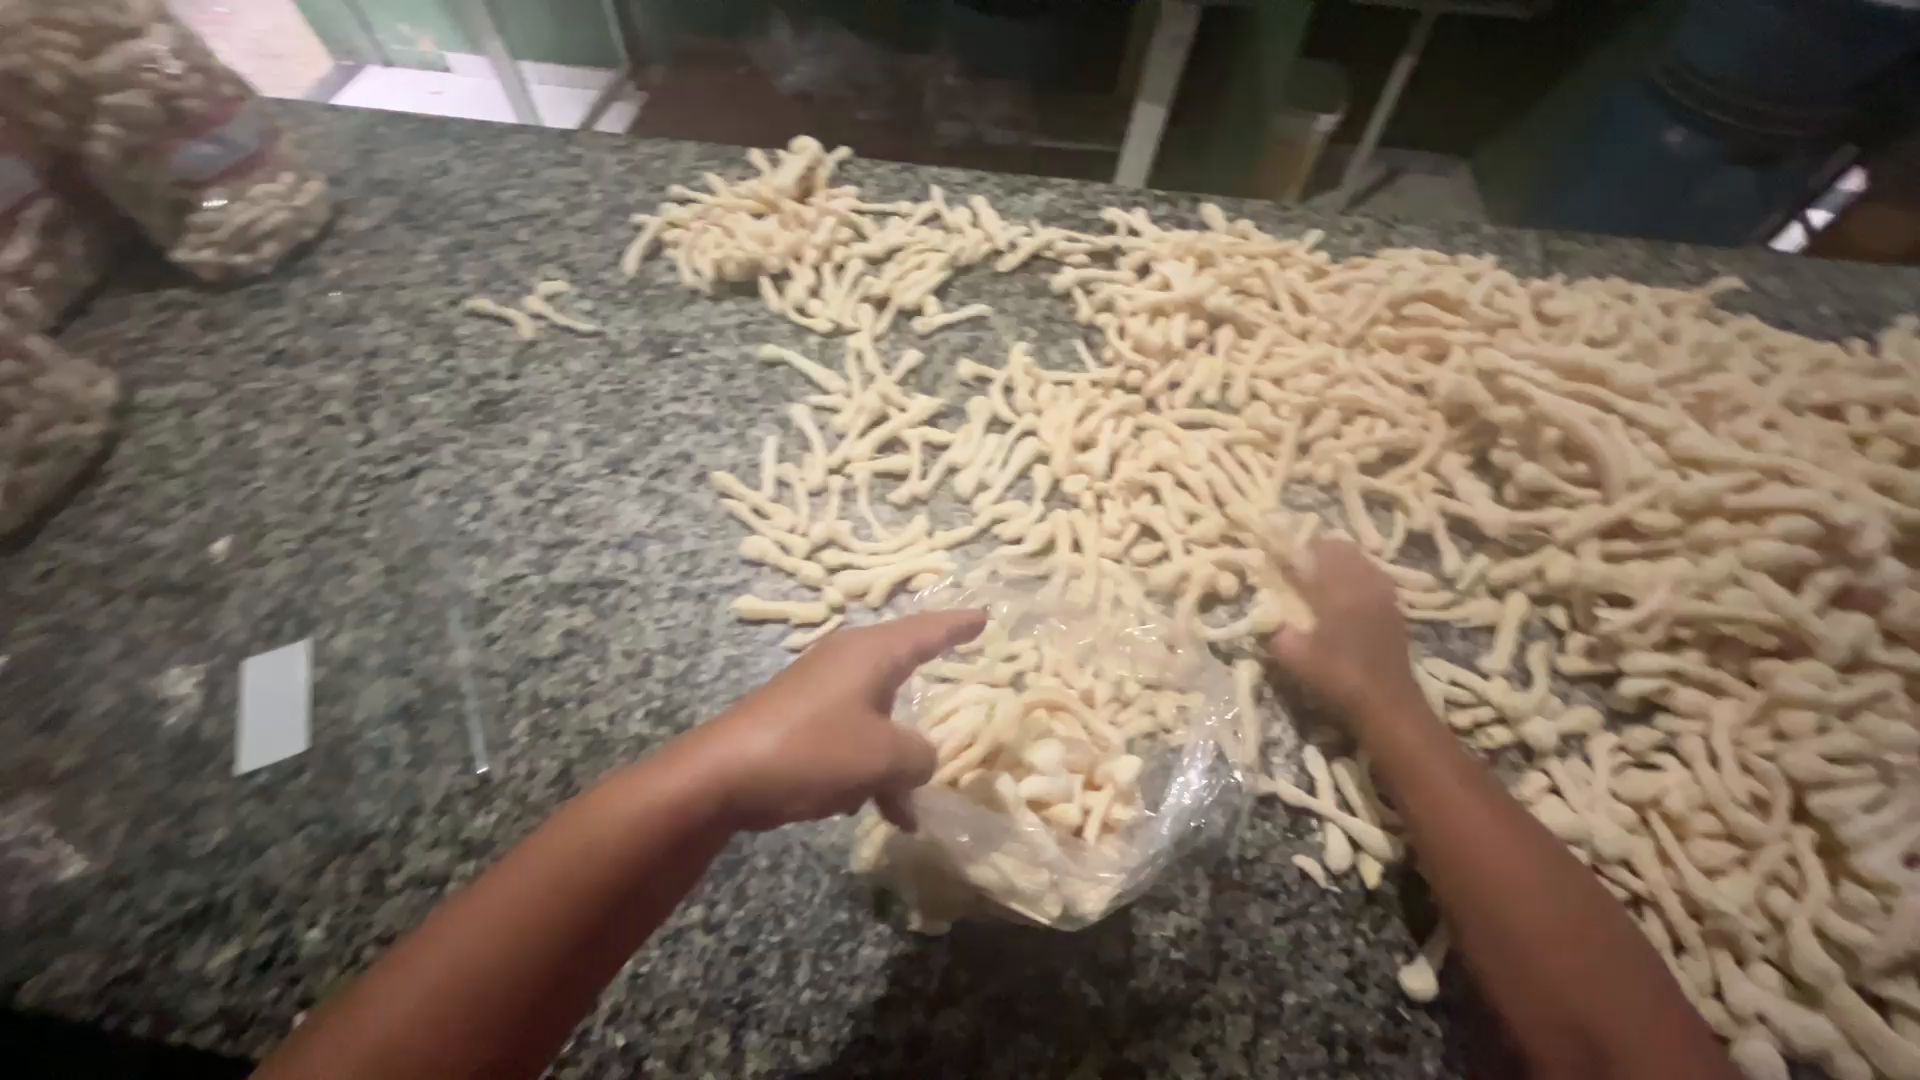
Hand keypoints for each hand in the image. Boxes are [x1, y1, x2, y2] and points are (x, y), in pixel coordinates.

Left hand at [687, 610, 986, 832]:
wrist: (723, 775)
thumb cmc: (813, 750)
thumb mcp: (883, 756)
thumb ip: (920, 756)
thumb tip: (921, 759)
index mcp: (871, 654)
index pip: (926, 630)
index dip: (957, 625)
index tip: (984, 617)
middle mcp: (847, 662)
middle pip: (903, 670)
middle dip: (929, 694)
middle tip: (961, 685)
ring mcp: (821, 691)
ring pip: (878, 716)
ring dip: (896, 758)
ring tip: (910, 807)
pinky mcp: (802, 720)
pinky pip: (852, 737)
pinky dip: (869, 768)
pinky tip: (879, 812)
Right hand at [1266, 539, 1425, 726]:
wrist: (1386, 702)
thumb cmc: (1337, 676)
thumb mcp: (1293, 656)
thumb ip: (1276, 630)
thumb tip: (1267, 615)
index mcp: (1339, 589)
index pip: (1316, 552)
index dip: (1295, 551)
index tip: (1279, 560)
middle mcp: (1364, 583)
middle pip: (1342, 549)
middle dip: (1317, 552)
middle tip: (1298, 566)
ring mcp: (1383, 594)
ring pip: (1360, 561)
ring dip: (1338, 563)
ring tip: (1319, 579)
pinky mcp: (1393, 608)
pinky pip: (1372, 577)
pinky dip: (1355, 577)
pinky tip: (1341, 597)